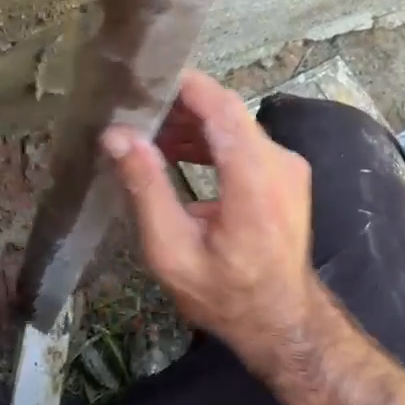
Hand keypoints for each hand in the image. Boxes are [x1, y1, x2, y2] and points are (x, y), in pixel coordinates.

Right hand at [102, 70, 321, 360]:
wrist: (285, 325)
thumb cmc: (225, 296)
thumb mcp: (172, 252)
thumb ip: (146, 188)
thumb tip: (117, 135)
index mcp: (254, 180)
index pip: (221, 108)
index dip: (185, 86)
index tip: (144, 78)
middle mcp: (279, 162)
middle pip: (226, 110)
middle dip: (179, 104)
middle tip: (134, 109)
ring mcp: (287, 165)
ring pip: (233, 121)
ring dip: (191, 121)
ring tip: (148, 133)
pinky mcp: (285, 171)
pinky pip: (243, 138)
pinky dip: (209, 136)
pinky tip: (176, 149)